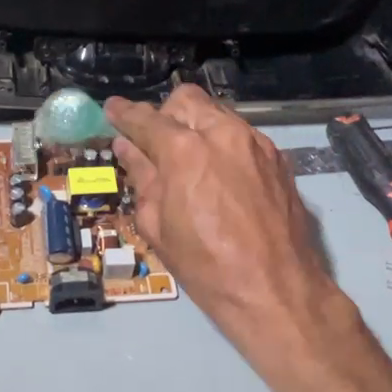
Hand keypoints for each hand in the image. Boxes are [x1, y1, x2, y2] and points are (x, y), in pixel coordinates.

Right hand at [105, 86, 343, 349]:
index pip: (146, 119)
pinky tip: (219, 175)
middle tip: (155, 143)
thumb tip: (127, 148)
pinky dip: (223, 143)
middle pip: (186, 99)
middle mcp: (223, 134)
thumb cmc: (206, 267)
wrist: (277, 292)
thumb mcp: (158, 226)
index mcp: (185, 151)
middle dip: (165, 114)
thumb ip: (142, 177)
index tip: (112, 109)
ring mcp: (257, 143)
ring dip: (196, 126)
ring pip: (218, 113)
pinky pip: (242, 135)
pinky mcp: (278, 159)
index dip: (124, 113)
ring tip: (188, 160)